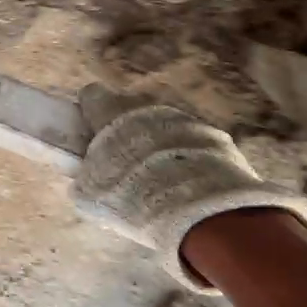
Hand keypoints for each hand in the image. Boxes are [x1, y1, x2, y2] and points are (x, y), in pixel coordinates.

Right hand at [70, 84, 306, 291]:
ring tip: (159, 179)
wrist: (200, 211)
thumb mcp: (89, 192)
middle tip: (123, 162)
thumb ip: (86, 174)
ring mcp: (187, 120)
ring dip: (158, 145)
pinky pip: (194, 144)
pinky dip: (188, 159)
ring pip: (163, 126)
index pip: (92, 95)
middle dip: (126, 130)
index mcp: (109, 111)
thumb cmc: (129, 193)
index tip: (90, 136)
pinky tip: (187, 186)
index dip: (90, 114)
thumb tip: (88, 176)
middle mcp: (147, 106)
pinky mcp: (220, 139)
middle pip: (131, 109)